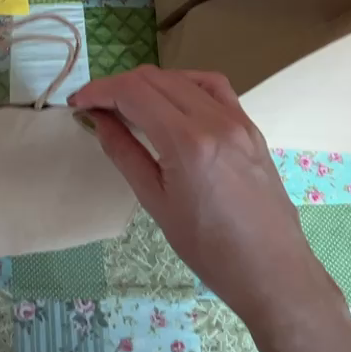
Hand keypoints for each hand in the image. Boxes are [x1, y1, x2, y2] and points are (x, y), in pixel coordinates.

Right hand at [70, 66, 336, 325]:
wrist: (273, 273)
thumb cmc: (208, 248)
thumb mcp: (154, 201)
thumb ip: (122, 151)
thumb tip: (96, 118)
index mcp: (187, 142)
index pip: (132, 92)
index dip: (98, 91)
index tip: (77, 103)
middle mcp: (215, 120)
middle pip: (154, 78)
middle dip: (117, 85)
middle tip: (94, 106)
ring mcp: (238, 120)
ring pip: (181, 78)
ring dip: (148, 83)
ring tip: (127, 103)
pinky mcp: (250, 127)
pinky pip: (213, 88)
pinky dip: (183, 84)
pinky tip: (170, 100)